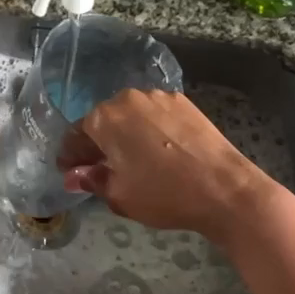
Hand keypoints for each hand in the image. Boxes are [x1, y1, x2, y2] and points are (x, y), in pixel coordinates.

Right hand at [57, 89, 271, 243]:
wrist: (225, 189)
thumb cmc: (165, 194)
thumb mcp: (120, 196)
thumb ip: (93, 180)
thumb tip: (75, 175)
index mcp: (104, 119)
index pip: (76, 136)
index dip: (71, 157)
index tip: (70, 172)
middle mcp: (126, 99)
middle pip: (104, 121)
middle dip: (99, 143)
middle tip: (102, 168)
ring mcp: (156, 97)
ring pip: (131, 115)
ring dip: (127, 133)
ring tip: (135, 159)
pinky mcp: (182, 101)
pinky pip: (155, 114)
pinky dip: (151, 129)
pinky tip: (161, 150)